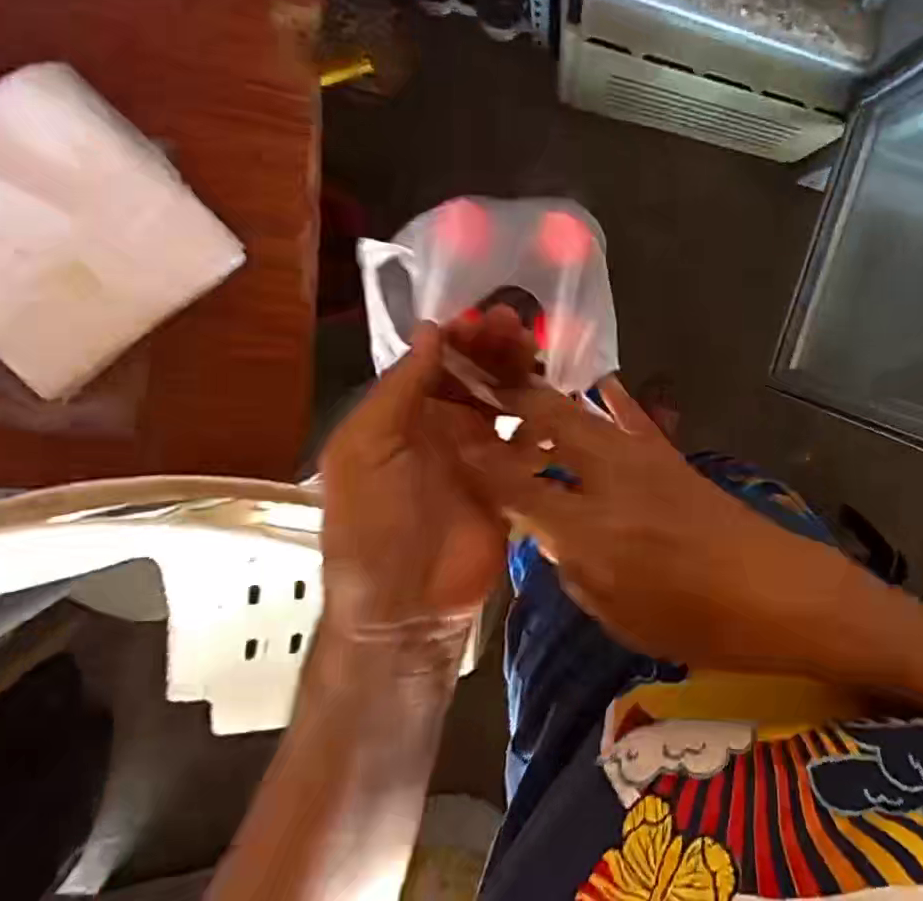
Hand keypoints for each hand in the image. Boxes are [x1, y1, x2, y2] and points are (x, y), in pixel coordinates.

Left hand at [315, 312, 532, 630]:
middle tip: (517, 325)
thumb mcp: (366, 449)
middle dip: (492, 348)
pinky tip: (556, 396)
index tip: (482, 318)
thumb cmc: (373, 522)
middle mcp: (440, 429)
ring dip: (518, 373)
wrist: (407, 605)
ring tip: (537, 349)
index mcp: (400, 417)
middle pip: (472, 376)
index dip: (456, 339)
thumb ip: (399, 388)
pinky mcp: (510, 480)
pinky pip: (528, 440)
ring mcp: (479, 455)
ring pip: (503, 400)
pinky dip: (541, 417)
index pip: (432, 363)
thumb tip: (431, 330)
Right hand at [457, 378, 886, 671]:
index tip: (450, 436)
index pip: (514, 485)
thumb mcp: (615, 612)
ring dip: (548, 396)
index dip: (477, 459)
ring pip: (583, 414)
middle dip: (507, 400)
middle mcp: (608, 481)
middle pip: (547, 425)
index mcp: (587, 530)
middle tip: (476, 381)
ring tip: (519, 380)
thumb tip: (545, 531)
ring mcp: (644, 460)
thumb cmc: (694, 622)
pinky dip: (614, 399)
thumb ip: (570, 566)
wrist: (776, 592)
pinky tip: (600, 381)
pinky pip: (635, 419)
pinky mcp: (672, 456)